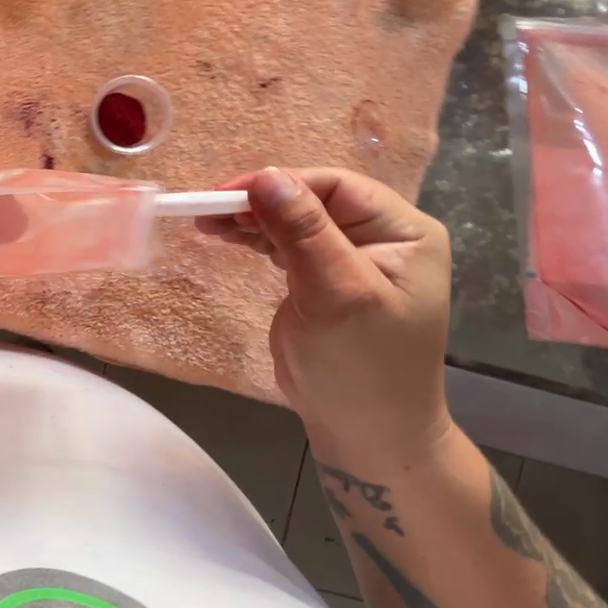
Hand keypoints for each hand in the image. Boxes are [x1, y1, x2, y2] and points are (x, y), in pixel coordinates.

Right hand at [196, 168, 454, 468]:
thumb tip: (265, 177)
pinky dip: (252, 238)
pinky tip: (224, 236)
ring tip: (204, 222)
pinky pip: (284, 245)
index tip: (224, 195)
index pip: (336, 187)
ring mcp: (347, 260)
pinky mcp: (318, 281)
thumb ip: (303, 233)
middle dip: (258, 200)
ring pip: (292, 220)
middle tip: (205, 210)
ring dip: (248, 218)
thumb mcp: (336, 294)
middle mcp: (380, 238)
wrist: (364, 430)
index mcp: (403, 232)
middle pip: (310, 200)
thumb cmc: (361, 365)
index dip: (280, 184)